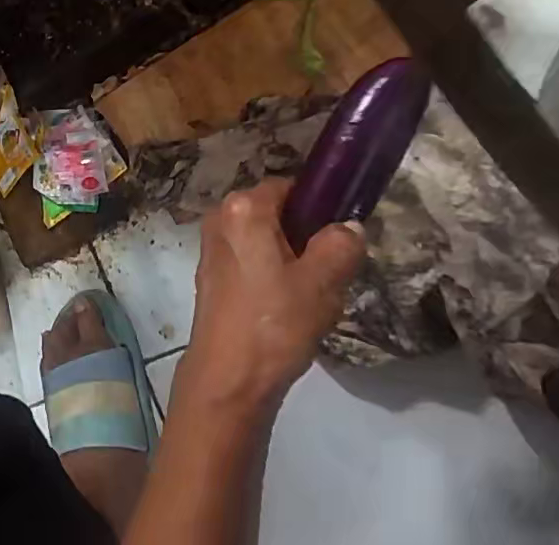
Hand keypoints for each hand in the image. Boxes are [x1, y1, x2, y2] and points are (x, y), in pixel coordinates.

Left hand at [175, 177, 365, 417]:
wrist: (229, 370)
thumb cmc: (276, 319)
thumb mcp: (322, 282)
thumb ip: (339, 245)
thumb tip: (347, 225)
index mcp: (242, 208)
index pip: (287, 187)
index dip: (318, 204)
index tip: (343, 231)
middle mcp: (219, 216)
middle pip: (273, 211)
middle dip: (304, 233)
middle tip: (332, 267)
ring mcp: (211, 244)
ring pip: (262, 236)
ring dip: (290, 255)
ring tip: (314, 290)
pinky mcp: (211, 270)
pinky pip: (249, 256)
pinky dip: (271, 269)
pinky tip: (289, 301)